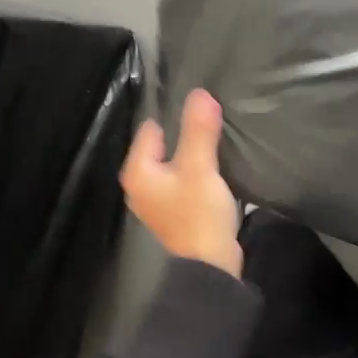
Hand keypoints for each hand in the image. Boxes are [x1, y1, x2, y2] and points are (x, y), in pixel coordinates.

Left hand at [121, 89, 243, 276]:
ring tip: (218, 138)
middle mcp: (141, 184)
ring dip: (193, 153)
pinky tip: (217, 166)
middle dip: (185, 134)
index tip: (202, 106)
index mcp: (138, 171)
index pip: (152, 129)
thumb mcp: (201, 168)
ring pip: (175, 163)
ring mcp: (158, 200)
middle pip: (164, 146)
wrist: (210, 265)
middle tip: (213, 118)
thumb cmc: (198, 215)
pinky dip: (198, 171)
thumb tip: (200, 93)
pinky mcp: (177, 211)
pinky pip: (184, 179)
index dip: (175, 115)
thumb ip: (199, 131)